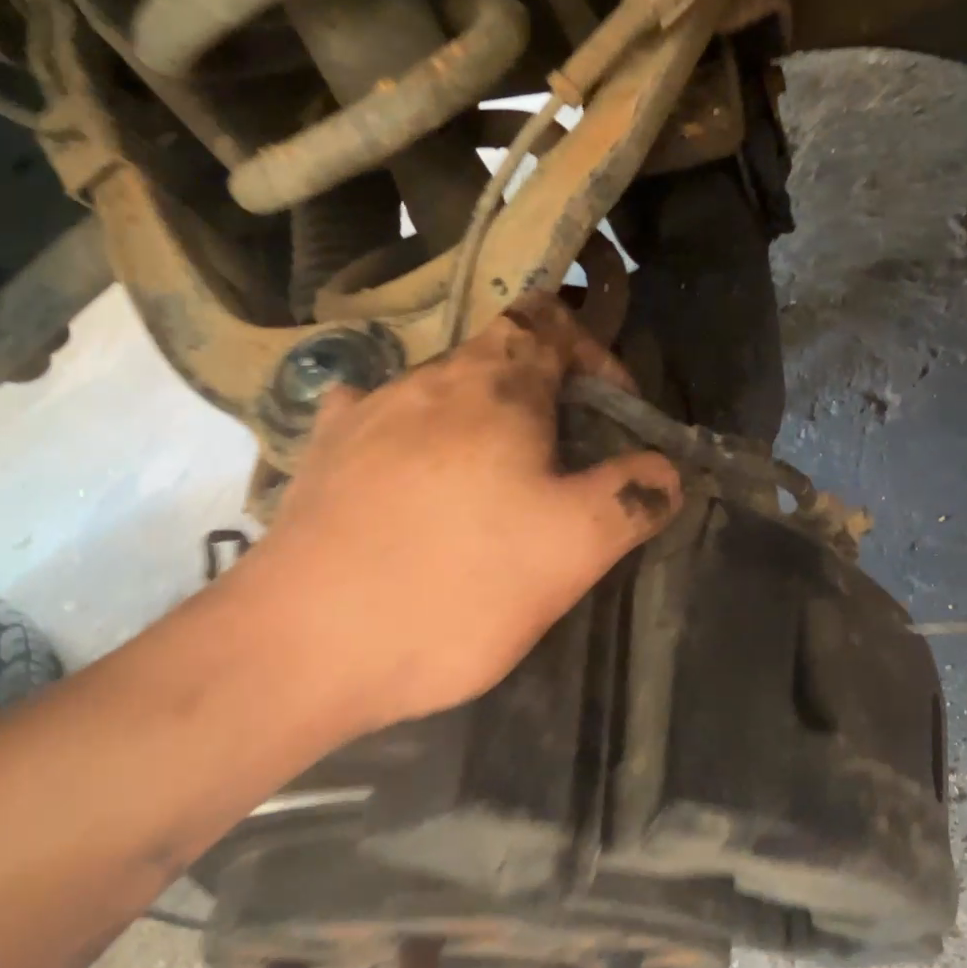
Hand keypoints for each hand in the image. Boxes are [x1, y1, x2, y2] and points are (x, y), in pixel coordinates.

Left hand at [231, 293, 682, 733]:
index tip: (614, 411)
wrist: (301, 647)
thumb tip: (665, 470)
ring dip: (480, 425)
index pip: (549, 320)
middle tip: (566, 469)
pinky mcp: (320, 462)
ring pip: (440, 395)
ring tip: (494, 493)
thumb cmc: (456, 584)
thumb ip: (633, 497)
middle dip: (545, 401)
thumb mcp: (575, 547)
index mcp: (491, 386)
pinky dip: (413, 441)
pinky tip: (413, 484)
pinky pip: (379, 426)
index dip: (593, 351)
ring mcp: (361, 417)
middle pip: (497, 360)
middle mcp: (422, 380)